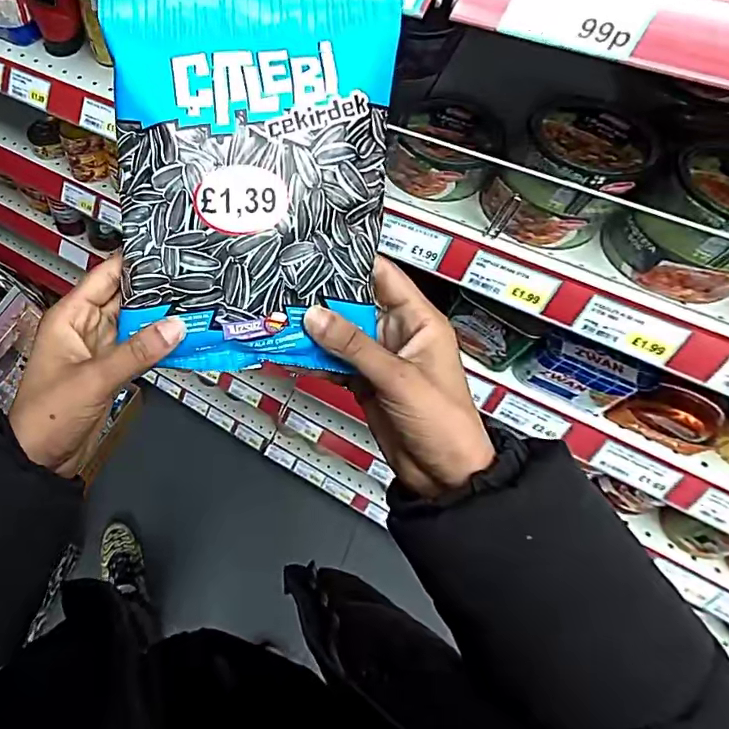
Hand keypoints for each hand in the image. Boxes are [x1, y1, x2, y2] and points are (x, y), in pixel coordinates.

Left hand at [9, 254, 185, 476]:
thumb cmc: (46, 415)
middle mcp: (85, 327)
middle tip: (190, 279)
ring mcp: (99, 347)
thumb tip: (173, 328)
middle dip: (155, 289)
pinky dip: (156, 343)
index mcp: (70, 316)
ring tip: (192, 305)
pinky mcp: (110, 368)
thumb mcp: (94, 378)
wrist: (40, 459)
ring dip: (159, 317)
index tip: (164, 250)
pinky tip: (179, 338)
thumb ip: (136, 352)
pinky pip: (138, 347)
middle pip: (124, 297)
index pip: (105, 276)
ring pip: (134, 322)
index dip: (133, 261)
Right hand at [304, 257, 494, 497]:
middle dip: (322, 298)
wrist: (445, 478)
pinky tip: (292, 351)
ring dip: (313, 329)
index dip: (354, 260)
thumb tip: (316, 316)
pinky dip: (313, 356)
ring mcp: (377, 358)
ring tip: (281, 317)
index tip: (321, 250)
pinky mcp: (362, 380)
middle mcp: (396, 334)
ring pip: (338, 333)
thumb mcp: (399, 379)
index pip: (384, 277)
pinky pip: (333, 360)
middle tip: (287, 286)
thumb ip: (355, 346)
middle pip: (353, 304)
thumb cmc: (446, 425)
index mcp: (419, 322)